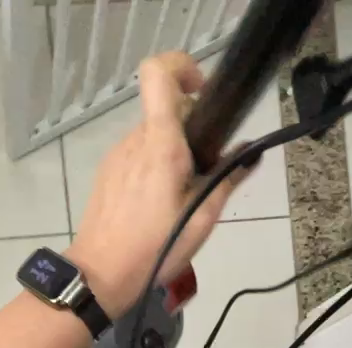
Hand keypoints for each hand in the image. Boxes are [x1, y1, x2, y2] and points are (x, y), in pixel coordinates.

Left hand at [67, 52, 250, 314]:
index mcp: (160, 143)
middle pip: (164, 113)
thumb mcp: (201, 219)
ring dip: (169, 156)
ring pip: (150, 139)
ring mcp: (116, 157)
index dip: (182, 68)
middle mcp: (134, 141)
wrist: (101, 276)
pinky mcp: (106, 176)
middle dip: (188, 131)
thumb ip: (227, 179)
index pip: (159, 72)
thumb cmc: (154, 248)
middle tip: (202, 170)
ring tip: (179, 199)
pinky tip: (155, 209)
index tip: (202, 93)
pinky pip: (135, 159)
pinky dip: (151, 171)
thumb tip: (250, 154)